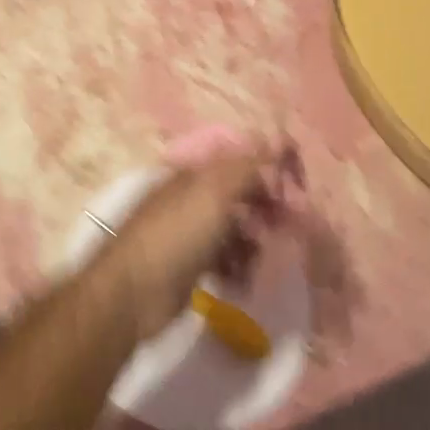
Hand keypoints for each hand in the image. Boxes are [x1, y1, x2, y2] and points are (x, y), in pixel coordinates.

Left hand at [100, 147, 269, 339]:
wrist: (133, 294)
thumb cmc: (175, 236)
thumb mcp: (214, 193)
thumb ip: (249, 165)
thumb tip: (279, 136)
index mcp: (197, 172)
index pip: (242, 160)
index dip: (271, 171)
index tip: (296, 192)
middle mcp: (195, 196)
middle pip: (242, 193)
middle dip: (267, 209)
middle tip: (287, 229)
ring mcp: (193, 230)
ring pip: (237, 228)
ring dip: (255, 243)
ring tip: (259, 261)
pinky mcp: (193, 264)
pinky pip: (227, 258)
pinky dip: (239, 267)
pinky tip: (242, 282)